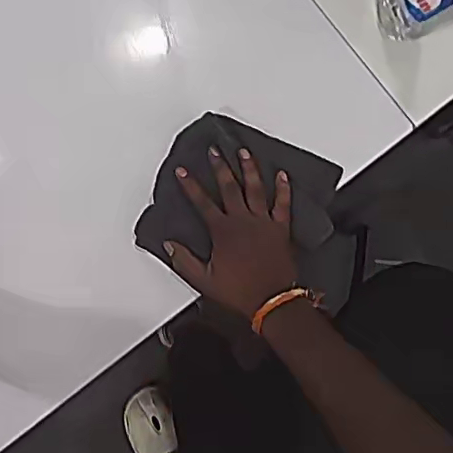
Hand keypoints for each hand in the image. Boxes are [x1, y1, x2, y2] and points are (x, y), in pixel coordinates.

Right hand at [166, 147, 297, 318]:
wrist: (273, 301)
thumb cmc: (240, 291)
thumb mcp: (204, 279)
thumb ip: (184, 260)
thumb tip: (169, 245)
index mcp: (222, 231)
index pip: (202, 202)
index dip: (190, 185)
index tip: (182, 171)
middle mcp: (242, 221)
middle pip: (229, 187)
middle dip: (220, 167)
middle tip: (215, 150)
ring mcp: (263, 222)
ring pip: (255, 189)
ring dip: (249, 169)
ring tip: (244, 152)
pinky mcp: (281, 229)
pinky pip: (282, 204)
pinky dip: (283, 188)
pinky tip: (282, 174)